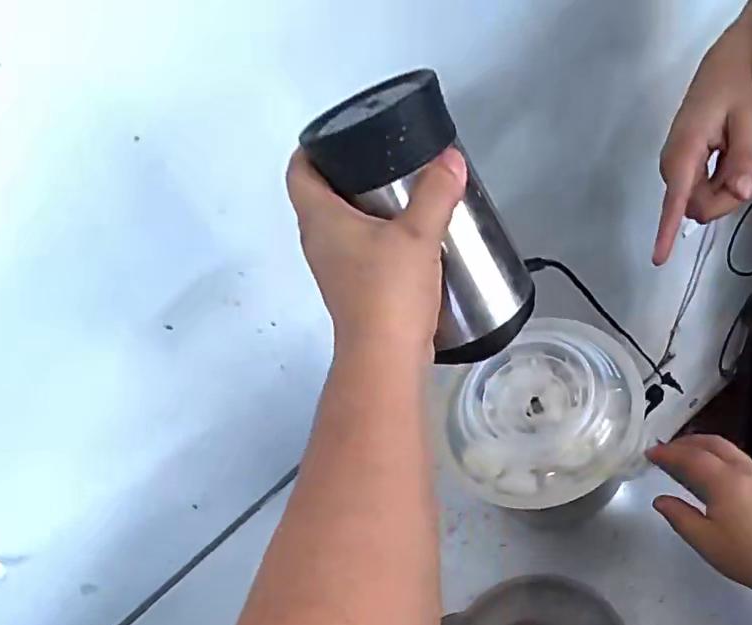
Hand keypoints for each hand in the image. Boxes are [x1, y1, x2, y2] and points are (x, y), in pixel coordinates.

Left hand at [285, 147, 466, 353]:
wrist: (386, 360)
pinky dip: (380, 246)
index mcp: (320, 219)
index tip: (345, 138)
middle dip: (349, 177)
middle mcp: (319, 244)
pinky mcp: (356, 297)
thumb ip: (435, 194)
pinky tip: (411, 245)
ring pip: (344, 231)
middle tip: (385, 163)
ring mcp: (336, 274)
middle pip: (323, 198)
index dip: (315, 147)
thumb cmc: (390, 293)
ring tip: (404, 200)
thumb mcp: (418, 236)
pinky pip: (362, 259)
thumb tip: (452, 159)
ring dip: (368, 215)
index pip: (299, 169)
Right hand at [647, 435, 751, 593]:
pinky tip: (706, 469)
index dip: (668, 453)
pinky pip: (734, 457)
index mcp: (723, 481)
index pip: (690, 457)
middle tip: (664, 450)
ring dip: (701, 446)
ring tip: (682, 455)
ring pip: (725, 447)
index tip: (649, 453)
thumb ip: (678, 515)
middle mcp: (741, 470)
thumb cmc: (743, 553)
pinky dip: (714, 454)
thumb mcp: (703, 538)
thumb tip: (660, 500)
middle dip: (684, 443)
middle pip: (710, 444)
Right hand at [653, 41, 751, 264]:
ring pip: (698, 207)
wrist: (719, 74)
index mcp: (685, 150)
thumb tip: (741, 193)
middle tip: (742, 166)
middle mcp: (672, 167)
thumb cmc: (733, 91)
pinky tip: (720, 163)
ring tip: (729, 157)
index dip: (668, 229)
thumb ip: (743, 157)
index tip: (658, 258)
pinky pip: (697, 200)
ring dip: (722, 193)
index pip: (677, 196)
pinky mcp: (677, 179)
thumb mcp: (747, 119)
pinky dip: (717, 188)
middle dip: (725, 198)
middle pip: (697, 208)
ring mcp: (672, 175)